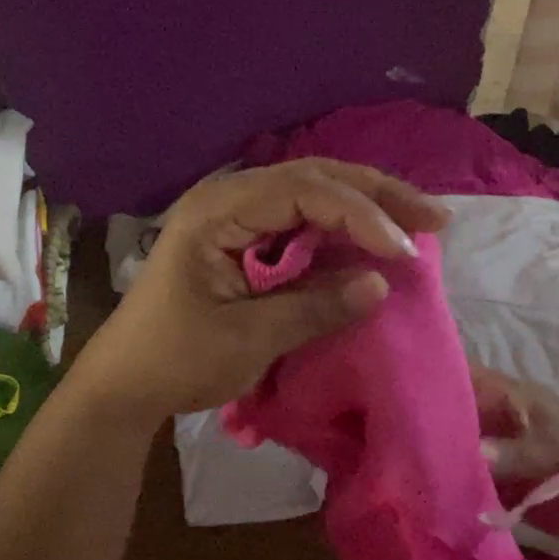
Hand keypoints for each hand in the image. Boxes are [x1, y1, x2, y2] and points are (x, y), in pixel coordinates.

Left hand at [69, 158, 448, 428]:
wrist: (124, 382)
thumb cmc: (176, 359)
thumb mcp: (247, 340)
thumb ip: (314, 308)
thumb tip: (381, 284)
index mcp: (218, 211)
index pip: (302, 191)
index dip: (360, 215)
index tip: (404, 252)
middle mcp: (225, 199)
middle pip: (311, 177)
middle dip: (374, 194)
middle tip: (434, 217)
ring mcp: (231, 215)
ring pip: (308, 193)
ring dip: (361, 205)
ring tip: (416, 222)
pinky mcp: (239, 238)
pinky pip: (296, 219)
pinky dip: (337, 228)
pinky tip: (370, 240)